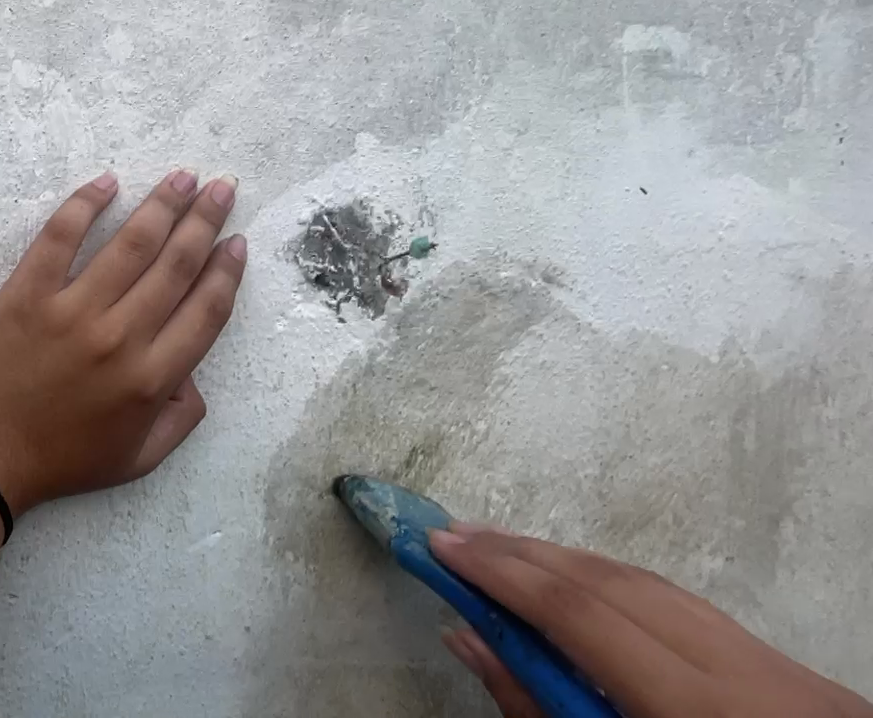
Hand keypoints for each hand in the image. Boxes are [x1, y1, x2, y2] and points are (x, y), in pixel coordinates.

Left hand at [0, 171, 247, 517]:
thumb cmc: (53, 461)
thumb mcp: (134, 460)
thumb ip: (179, 419)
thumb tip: (193, 372)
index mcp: (152, 379)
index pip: (205, 311)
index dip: (226, 272)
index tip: (237, 242)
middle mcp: (121, 337)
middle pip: (175, 266)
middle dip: (204, 221)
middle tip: (221, 187)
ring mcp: (72, 310)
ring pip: (130, 245)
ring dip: (161, 205)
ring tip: (182, 177)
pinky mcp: (26, 293)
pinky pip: (60, 237)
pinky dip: (85, 205)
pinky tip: (106, 182)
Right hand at [432, 524, 872, 717]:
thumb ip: (535, 705)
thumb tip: (462, 633)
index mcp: (700, 714)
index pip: (578, 616)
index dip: (498, 573)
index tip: (437, 544)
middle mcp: (751, 678)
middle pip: (609, 585)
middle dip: (519, 553)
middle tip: (450, 533)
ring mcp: (784, 669)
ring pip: (646, 584)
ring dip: (558, 557)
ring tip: (493, 541)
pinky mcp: (796, 667)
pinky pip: (681, 603)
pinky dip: (611, 580)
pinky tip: (569, 571)